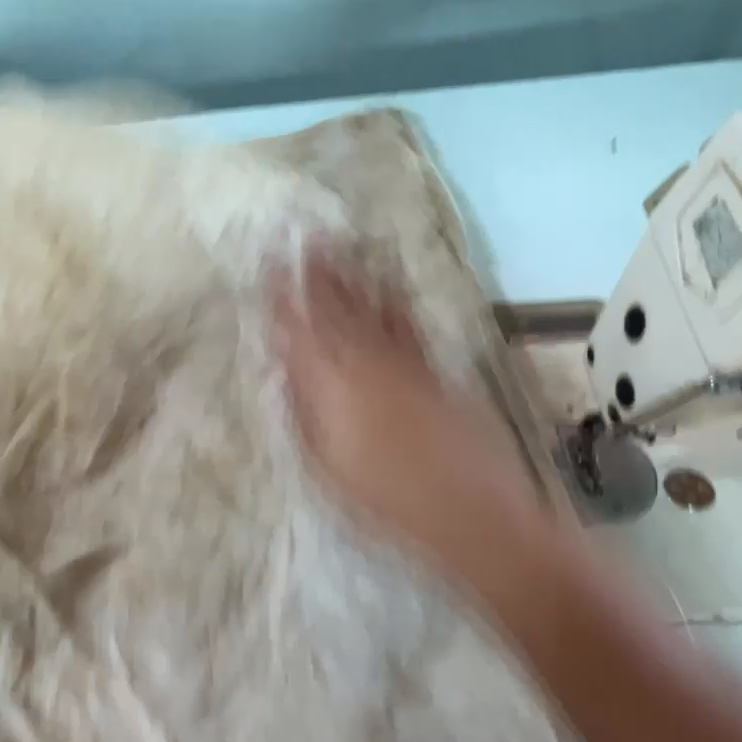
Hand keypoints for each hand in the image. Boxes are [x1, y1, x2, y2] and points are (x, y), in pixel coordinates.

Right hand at [267, 255, 555, 598]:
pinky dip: (396, 292)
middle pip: (337, 305)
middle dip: (319, 268)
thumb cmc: (382, 498)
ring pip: (374, 303)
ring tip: (344, 238)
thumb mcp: (323, 463)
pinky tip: (391, 277)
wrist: (469, 508)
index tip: (272, 263)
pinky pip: (408, 317)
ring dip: (356, 269)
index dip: (283, 293)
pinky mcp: (435, 366)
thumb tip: (288, 373)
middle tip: (307, 233)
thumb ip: (303, 412)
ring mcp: (404, 359)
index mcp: (329, 384)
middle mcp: (366, 360)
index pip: (298, 327)